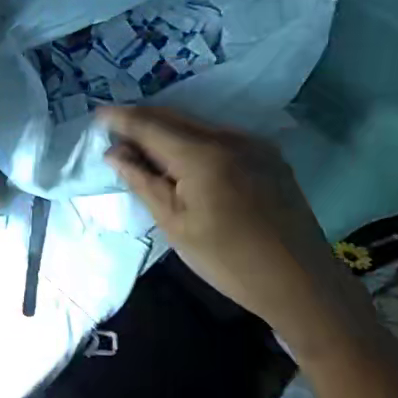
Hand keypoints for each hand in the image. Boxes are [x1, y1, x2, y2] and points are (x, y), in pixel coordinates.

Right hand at [99, 106, 345, 325]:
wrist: (300, 282)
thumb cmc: (228, 261)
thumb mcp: (175, 225)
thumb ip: (142, 181)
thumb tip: (114, 152)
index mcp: (202, 155)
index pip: (150, 125)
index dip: (121, 118)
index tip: (97, 114)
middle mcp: (229, 137)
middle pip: (174, 117)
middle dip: (141, 120)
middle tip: (114, 131)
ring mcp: (252, 143)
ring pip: (197, 125)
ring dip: (166, 130)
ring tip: (143, 146)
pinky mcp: (267, 155)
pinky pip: (219, 136)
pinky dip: (192, 140)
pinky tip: (182, 159)